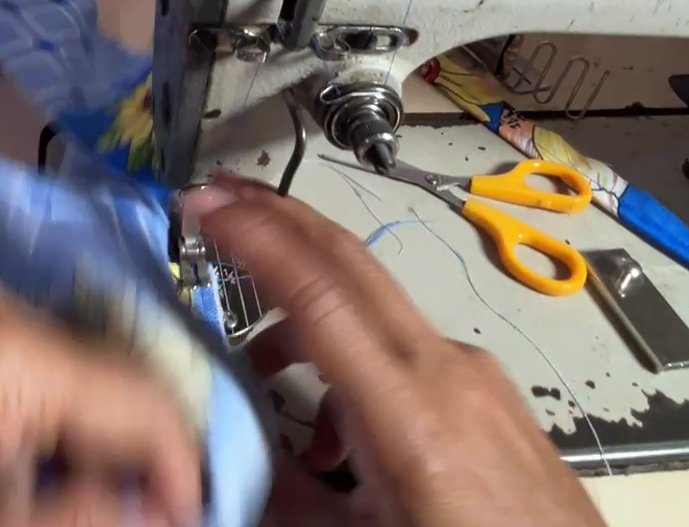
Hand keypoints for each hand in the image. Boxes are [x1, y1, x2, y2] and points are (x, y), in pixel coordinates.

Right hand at [186, 176, 603, 526]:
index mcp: (409, 413)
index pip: (318, 292)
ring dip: (303, 294)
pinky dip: (346, 347)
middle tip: (215, 193)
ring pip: (369, 297)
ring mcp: (470, 368)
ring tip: (251, 351)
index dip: (257, 238)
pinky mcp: (483, 384)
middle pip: (346, 259)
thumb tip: (223, 455)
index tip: (205, 205)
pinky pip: (398, 340)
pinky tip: (328, 416)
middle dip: (275, 214)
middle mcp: (443, 367)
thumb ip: (286, 495)